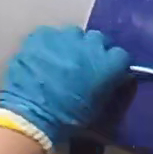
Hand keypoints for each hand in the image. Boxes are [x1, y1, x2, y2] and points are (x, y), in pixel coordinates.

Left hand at [0, 26, 131, 151]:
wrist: (32, 116)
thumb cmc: (69, 118)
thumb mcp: (99, 106)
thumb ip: (109, 87)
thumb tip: (115, 78)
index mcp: (108, 64)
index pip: (121, 55)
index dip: (114, 65)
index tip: (109, 73)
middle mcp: (89, 44)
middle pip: (98, 40)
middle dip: (94, 51)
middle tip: (85, 66)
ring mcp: (64, 37)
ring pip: (74, 35)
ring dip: (72, 46)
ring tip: (62, 61)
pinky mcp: (42, 35)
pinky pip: (51, 36)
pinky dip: (50, 45)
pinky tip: (43, 59)